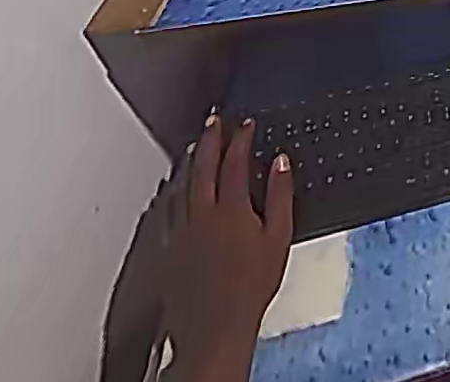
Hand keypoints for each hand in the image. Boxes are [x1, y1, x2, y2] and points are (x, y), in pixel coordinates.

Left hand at [163, 114, 293, 381]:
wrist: (214, 328)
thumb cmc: (250, 287)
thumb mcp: (278, 237)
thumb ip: (280, 194)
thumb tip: (281, 162)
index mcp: (231, 207)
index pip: (234, 161)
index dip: (240, 138)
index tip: (245, 124)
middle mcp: (203, 212)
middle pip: (203, 164)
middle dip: (210, 138)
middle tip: (215, 120)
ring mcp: (183, 228)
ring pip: (183, 182)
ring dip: (190, 158)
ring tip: (195, 143)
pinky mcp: (169, 246)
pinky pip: (168, 206)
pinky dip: (173, 188)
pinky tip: (174, 183)